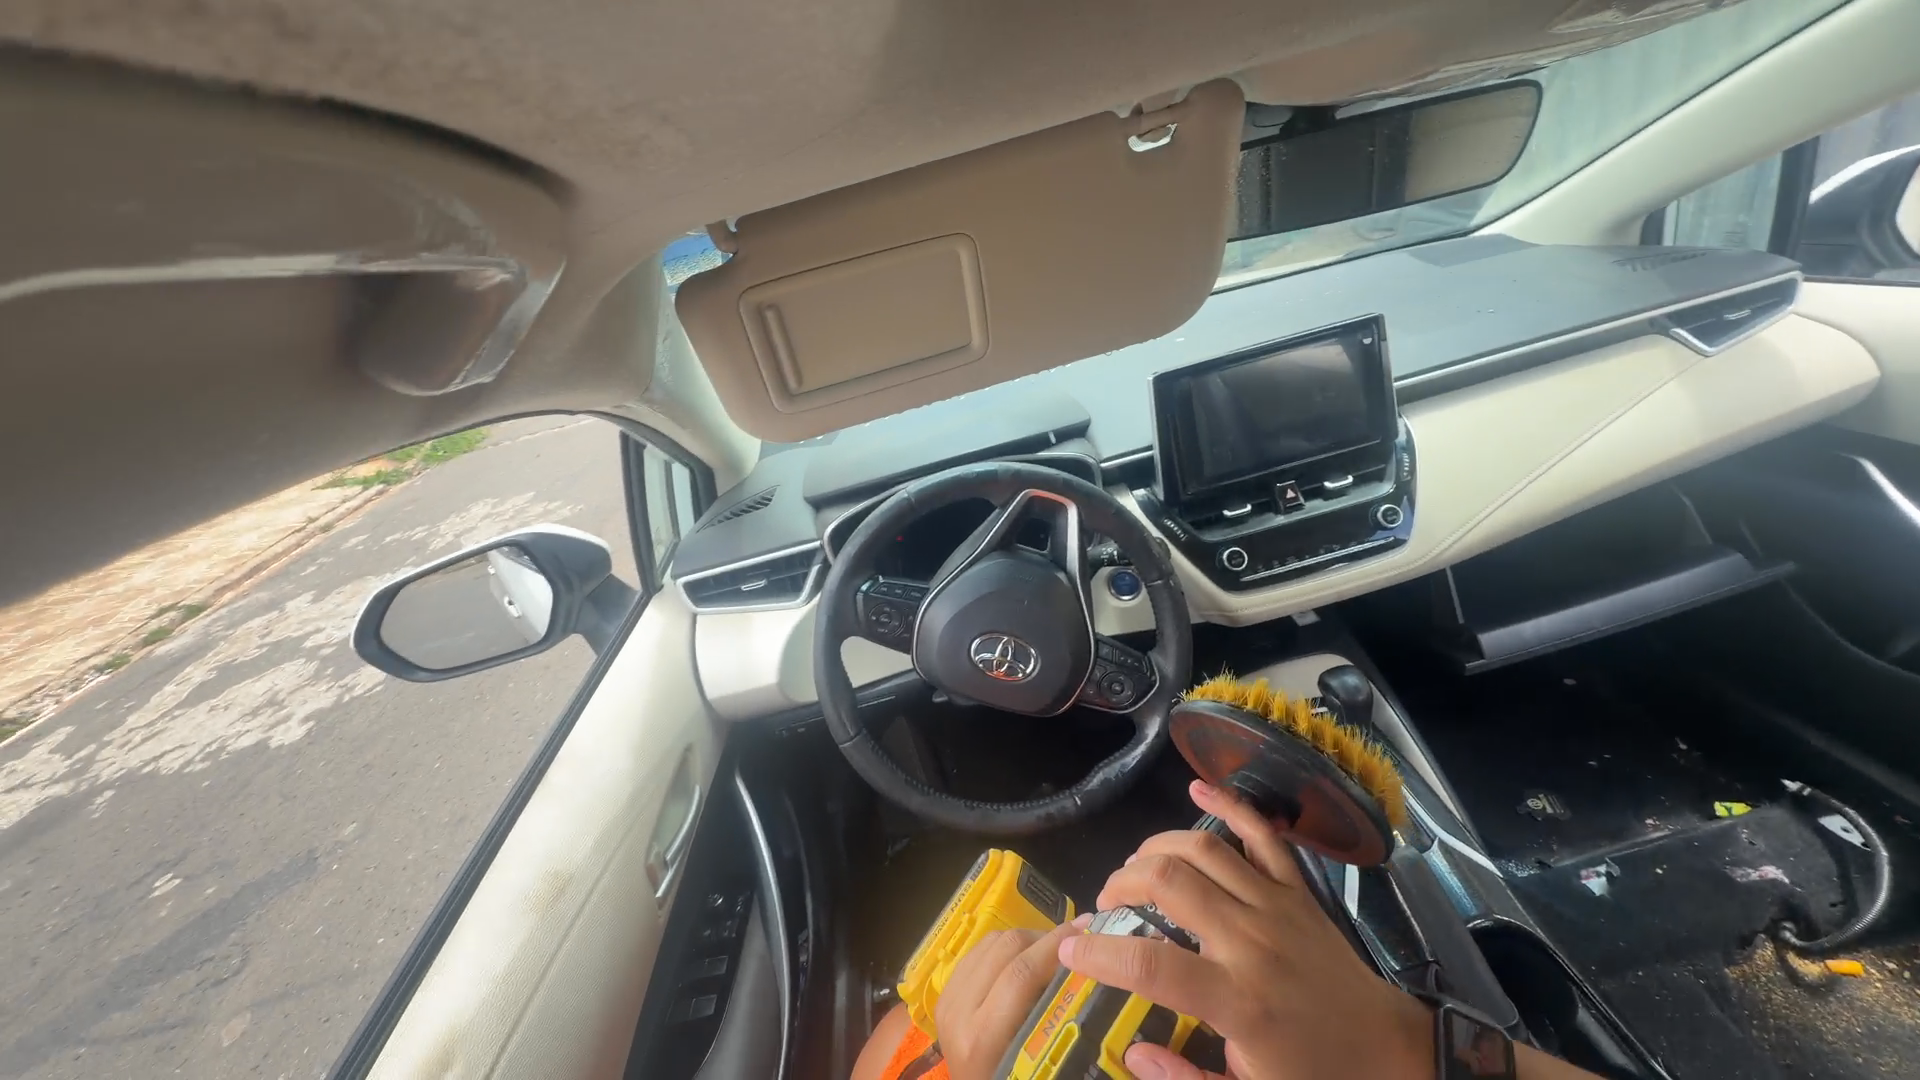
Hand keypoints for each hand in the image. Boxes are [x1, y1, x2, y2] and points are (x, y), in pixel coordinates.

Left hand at [934, 915, 1089, 1079]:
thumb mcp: (1035, 1063)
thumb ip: (1051, 1017)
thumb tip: (1083, 967)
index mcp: (981, 1038)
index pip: (1019, 975)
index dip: (1053, 948)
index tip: (1083, 934)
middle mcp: (958, 1011)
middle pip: (1005, 949)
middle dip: (1043, 938)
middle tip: (1073, 943)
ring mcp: (947, 998)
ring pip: (992, 941)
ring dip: (1026, 938)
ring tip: (1052, 950)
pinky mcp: (945, 990)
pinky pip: (979, 949)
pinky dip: (1006, 946)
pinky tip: (1025, 955)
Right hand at [1056, 781, 1434, 1079]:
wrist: (1392, 1055)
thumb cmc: (1316, 1078)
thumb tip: (1132, 1052)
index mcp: (1237, 1001)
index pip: (1151, 966)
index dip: (1101, 954)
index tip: (1070, 949)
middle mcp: (1251, 941)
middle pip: (1169, 884)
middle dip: (1121, 884)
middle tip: (1106, 904)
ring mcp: (1276, 906)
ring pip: (1203, 851)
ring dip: (1156, 848)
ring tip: (1134, 867)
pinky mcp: (1296, 890)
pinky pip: (1261, 835)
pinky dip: (1229, 805)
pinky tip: (1197, 789)